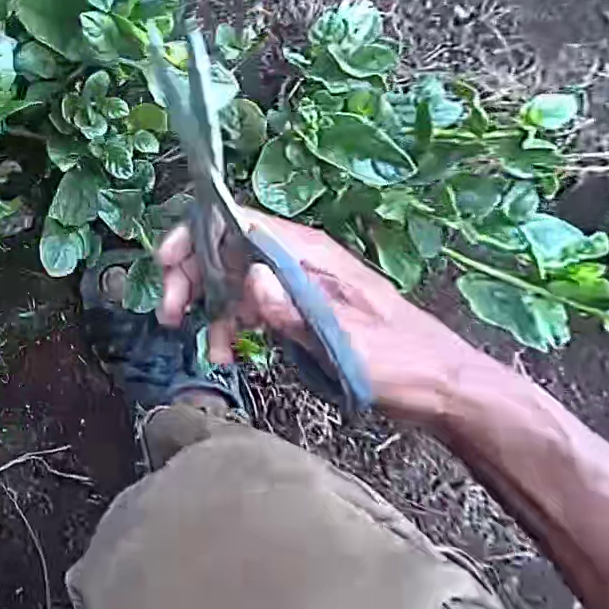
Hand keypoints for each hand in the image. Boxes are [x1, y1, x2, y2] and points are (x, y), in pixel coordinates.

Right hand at [156, 207, 507, 426]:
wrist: (441, 387)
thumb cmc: (401, 359)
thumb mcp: (346, 339)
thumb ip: (295, 309)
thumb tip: (248, 279)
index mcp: (306, 251)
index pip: (237, 222)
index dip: (196, 234)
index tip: (167, 262)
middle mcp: (294, 257)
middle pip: (225, 248)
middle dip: (191, 273)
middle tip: (170, 312)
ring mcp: (293, 281)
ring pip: (231, 276)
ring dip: (205, 302)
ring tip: (193, 339)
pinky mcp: (294, 306)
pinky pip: (248, 304)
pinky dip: (229, 324)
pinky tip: (224, 352)